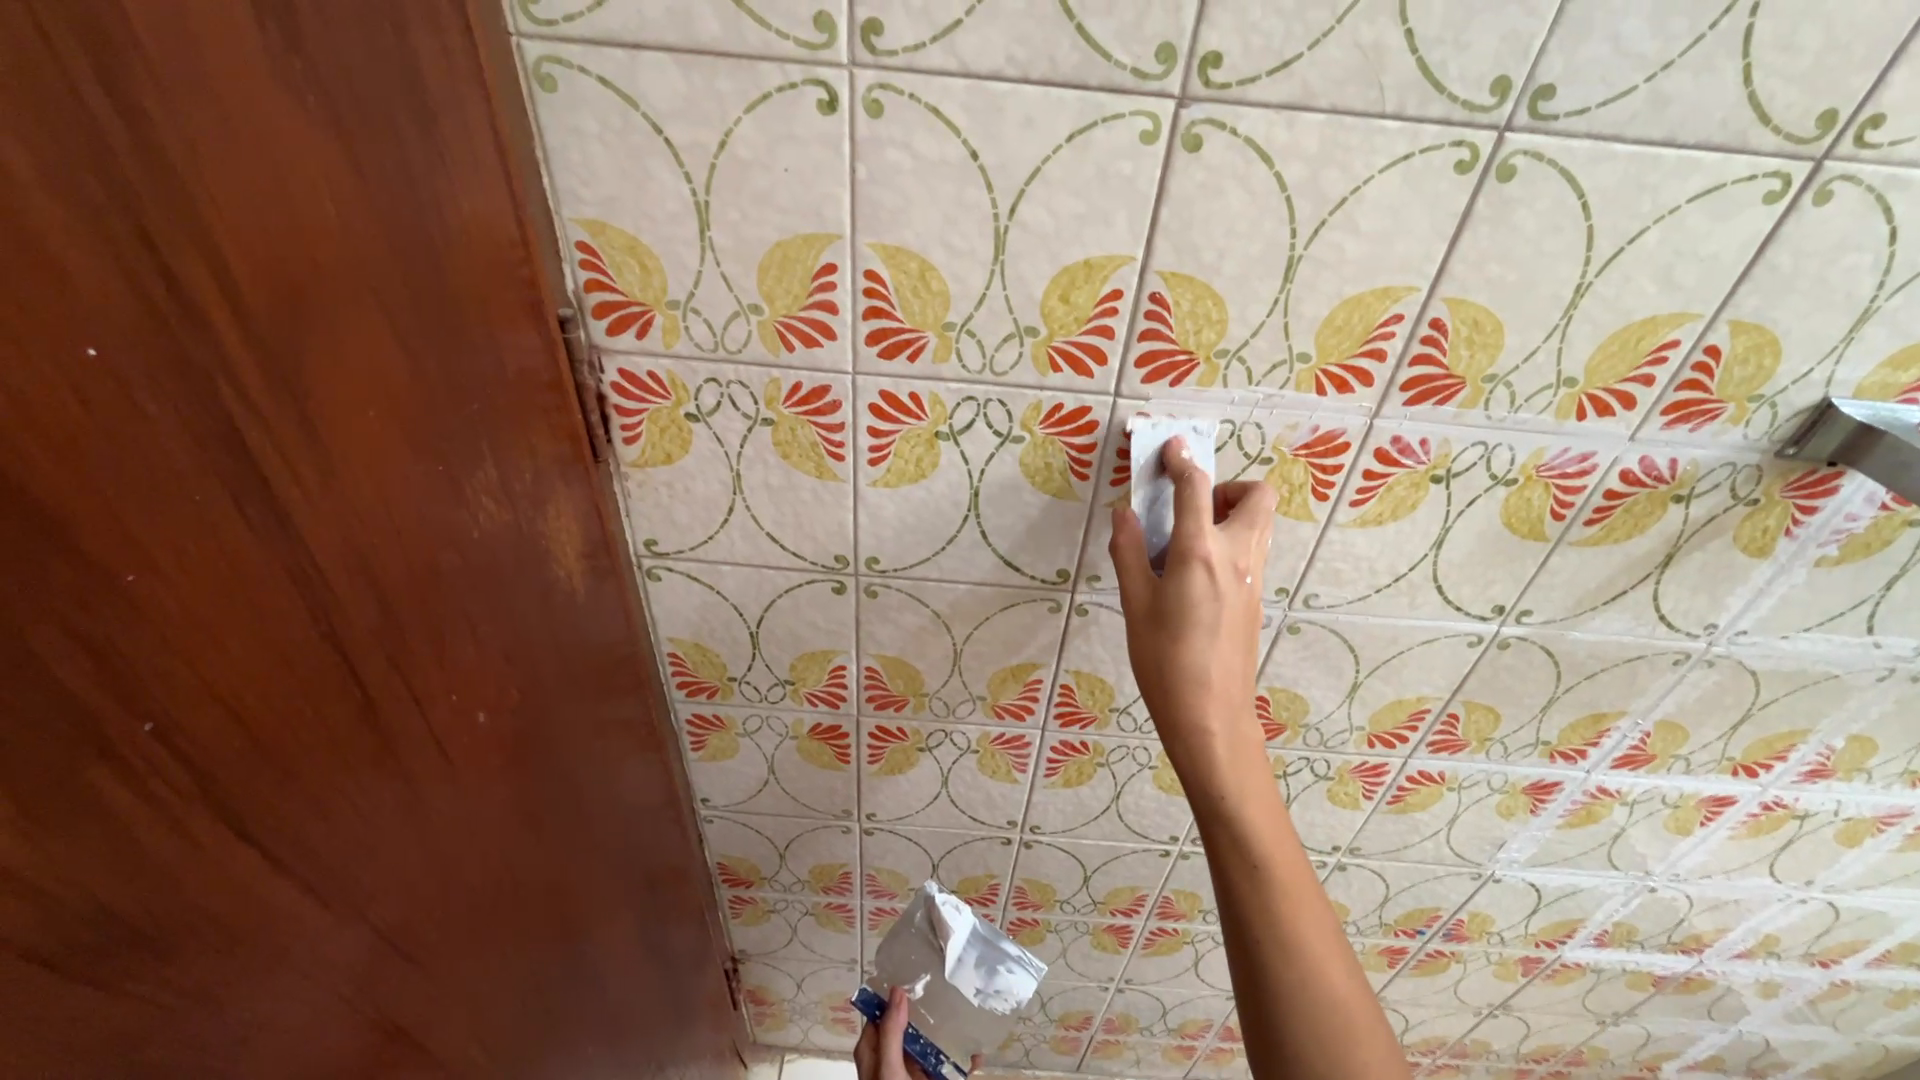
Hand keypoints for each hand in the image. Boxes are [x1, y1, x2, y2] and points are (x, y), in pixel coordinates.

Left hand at [854, 986, 983, 1079]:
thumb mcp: (888, 1070)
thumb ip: (891, 1033)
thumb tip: (896, 991)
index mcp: (874, 1055)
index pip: (880, 1015)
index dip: (894, 994)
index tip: (914, 972)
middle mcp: (894, 1062)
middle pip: (909, 1028)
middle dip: (928, 1011)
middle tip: (948, 988)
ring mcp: (915, 1075)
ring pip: (932, 1048)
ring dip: (950, 1036)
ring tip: (968, 1017)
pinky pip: (950, 1070)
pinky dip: (963, 1063)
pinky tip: (977, 1055)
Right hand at [1109, 435, 1275, 777]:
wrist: (1211, 714)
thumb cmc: (1164, 661)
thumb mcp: (1135, 604)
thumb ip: (1129, 551)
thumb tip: (1124, 514)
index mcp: (1200, 552)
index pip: (1196, 488)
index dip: (1182, 460)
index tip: (1170, 448)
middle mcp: (1237, 556)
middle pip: (1258, 495)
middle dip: (1228, 486)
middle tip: (1192, 507)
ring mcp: (1254, 577)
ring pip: (1261, 522)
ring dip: (1233, 512)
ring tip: (1190, 539)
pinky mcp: (1257, 598)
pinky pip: (1253, 550)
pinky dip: (1232, 541)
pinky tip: (1197, 573)